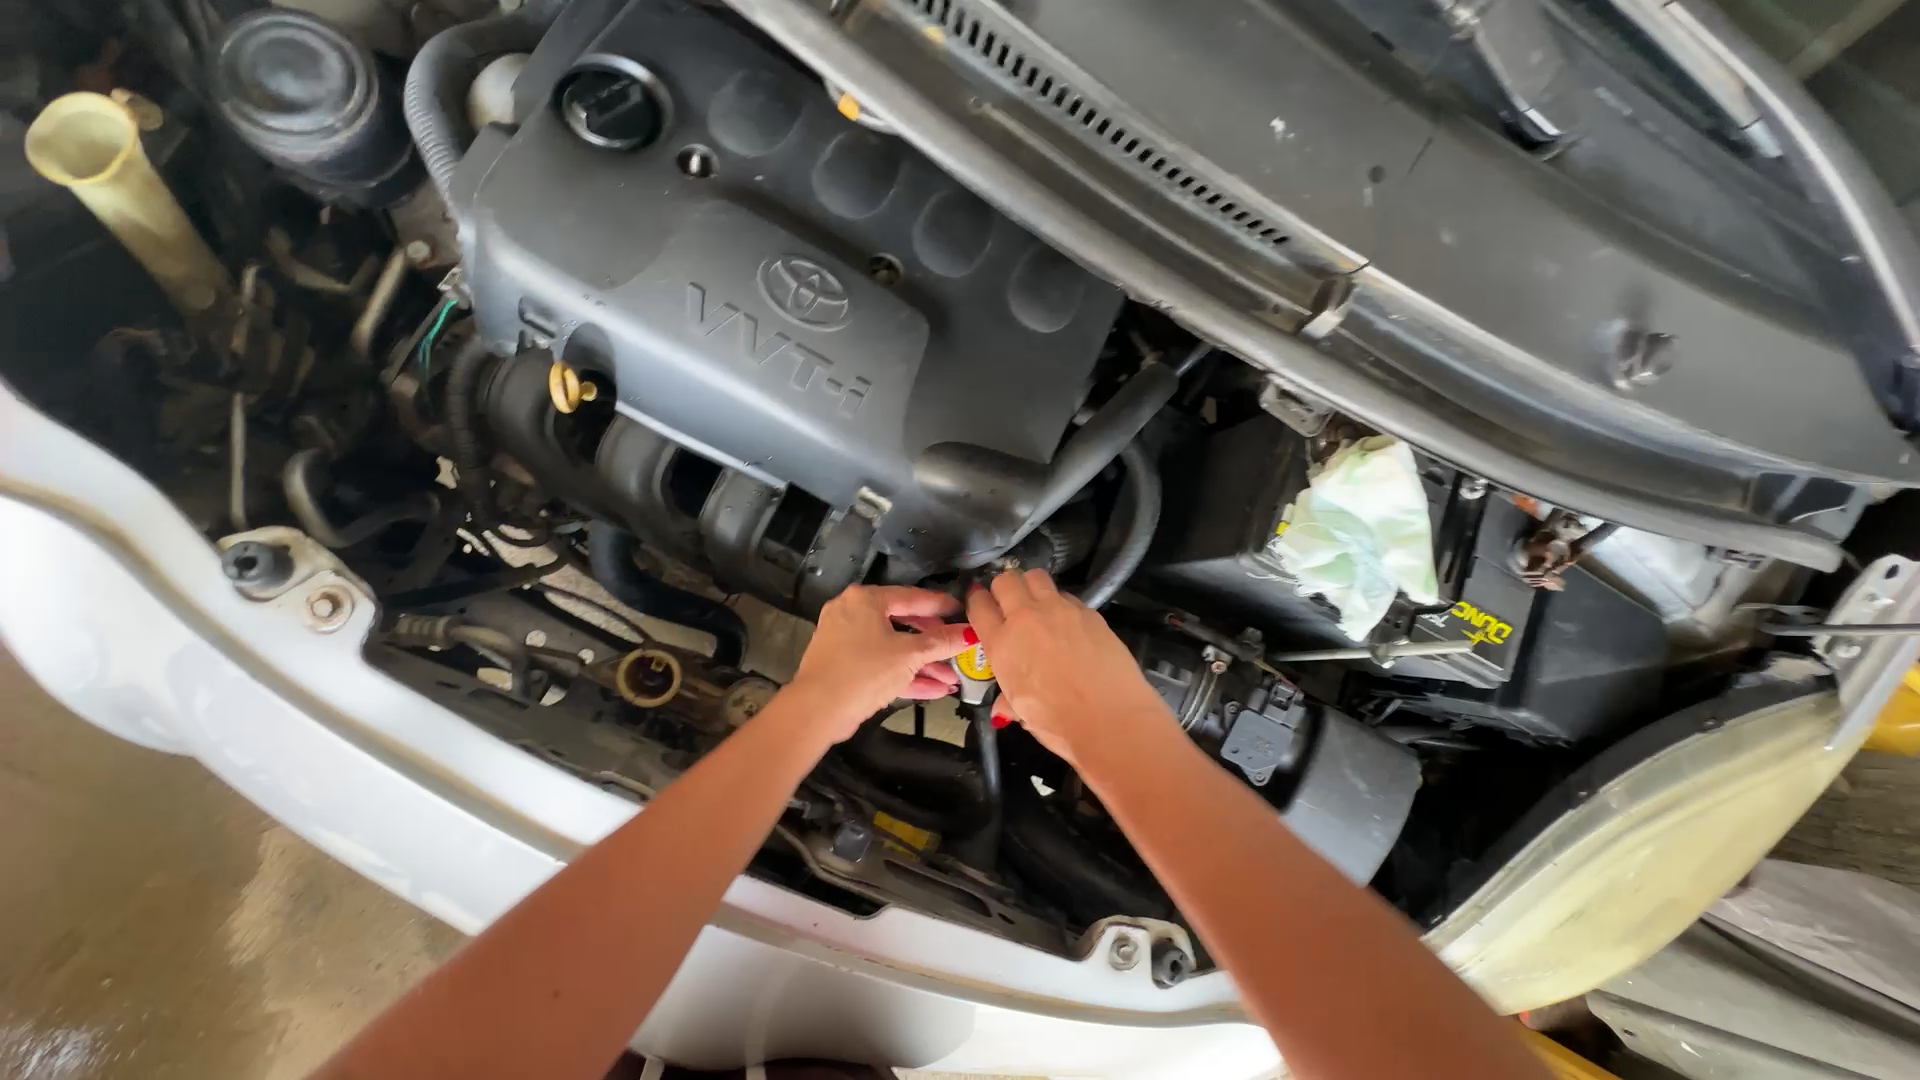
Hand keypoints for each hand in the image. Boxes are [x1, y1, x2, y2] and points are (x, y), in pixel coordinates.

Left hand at [786, 585, 973, 740]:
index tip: (962, 611)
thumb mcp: (909, 655)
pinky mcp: (844, 665)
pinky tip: (935, 690)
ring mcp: (846, 640)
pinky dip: (904, 675)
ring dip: (922, 665)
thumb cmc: (865, 671)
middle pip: (903, 623)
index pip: (912, 597)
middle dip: (933, 644)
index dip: (941, 605)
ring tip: (952, 679)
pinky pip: (880, 664)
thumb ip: (942, 642)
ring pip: (892, 648)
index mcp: (866, 599)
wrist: (817, 710)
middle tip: (958, 648)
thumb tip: (970, 633)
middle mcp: (852, 612)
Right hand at [966, 569, 1173, 763]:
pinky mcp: (1088, 611)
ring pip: (1036, 576)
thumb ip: (1008, 701)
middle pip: (1006, 580)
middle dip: (1004, 587)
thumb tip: (1002, 707)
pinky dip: (1062, 603)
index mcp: (1002, 644)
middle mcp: (1026, 619)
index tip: (982, 605)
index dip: (977, 602)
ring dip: (1032, 586)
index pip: (979, 605)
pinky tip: (1069, 624)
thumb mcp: (1024, 713)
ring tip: (1038, 604)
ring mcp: (1059, 610)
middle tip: (1009, 602)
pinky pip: (1067, 596)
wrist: (1112, 720)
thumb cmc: (1061, 724)